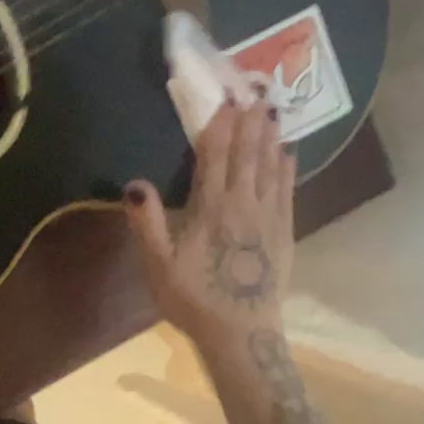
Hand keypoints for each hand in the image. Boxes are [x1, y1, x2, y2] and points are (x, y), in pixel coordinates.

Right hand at [125, 100, 295, 346]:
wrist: (240, 331)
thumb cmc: (193, 298)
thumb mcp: (159, 264)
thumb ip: (147, 222)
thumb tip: (134, 183)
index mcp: (209, 209)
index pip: (214, 157)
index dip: (219, 126)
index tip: (224, 99)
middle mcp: (242, 204)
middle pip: (246, 155)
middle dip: (249, 122)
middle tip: (255, 91)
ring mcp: (268, 217)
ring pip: (270, 168)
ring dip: (269, 137)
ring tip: (272, 110)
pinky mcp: (285, 233)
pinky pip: (287, 191)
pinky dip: (287, 168)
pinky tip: (288, 153)